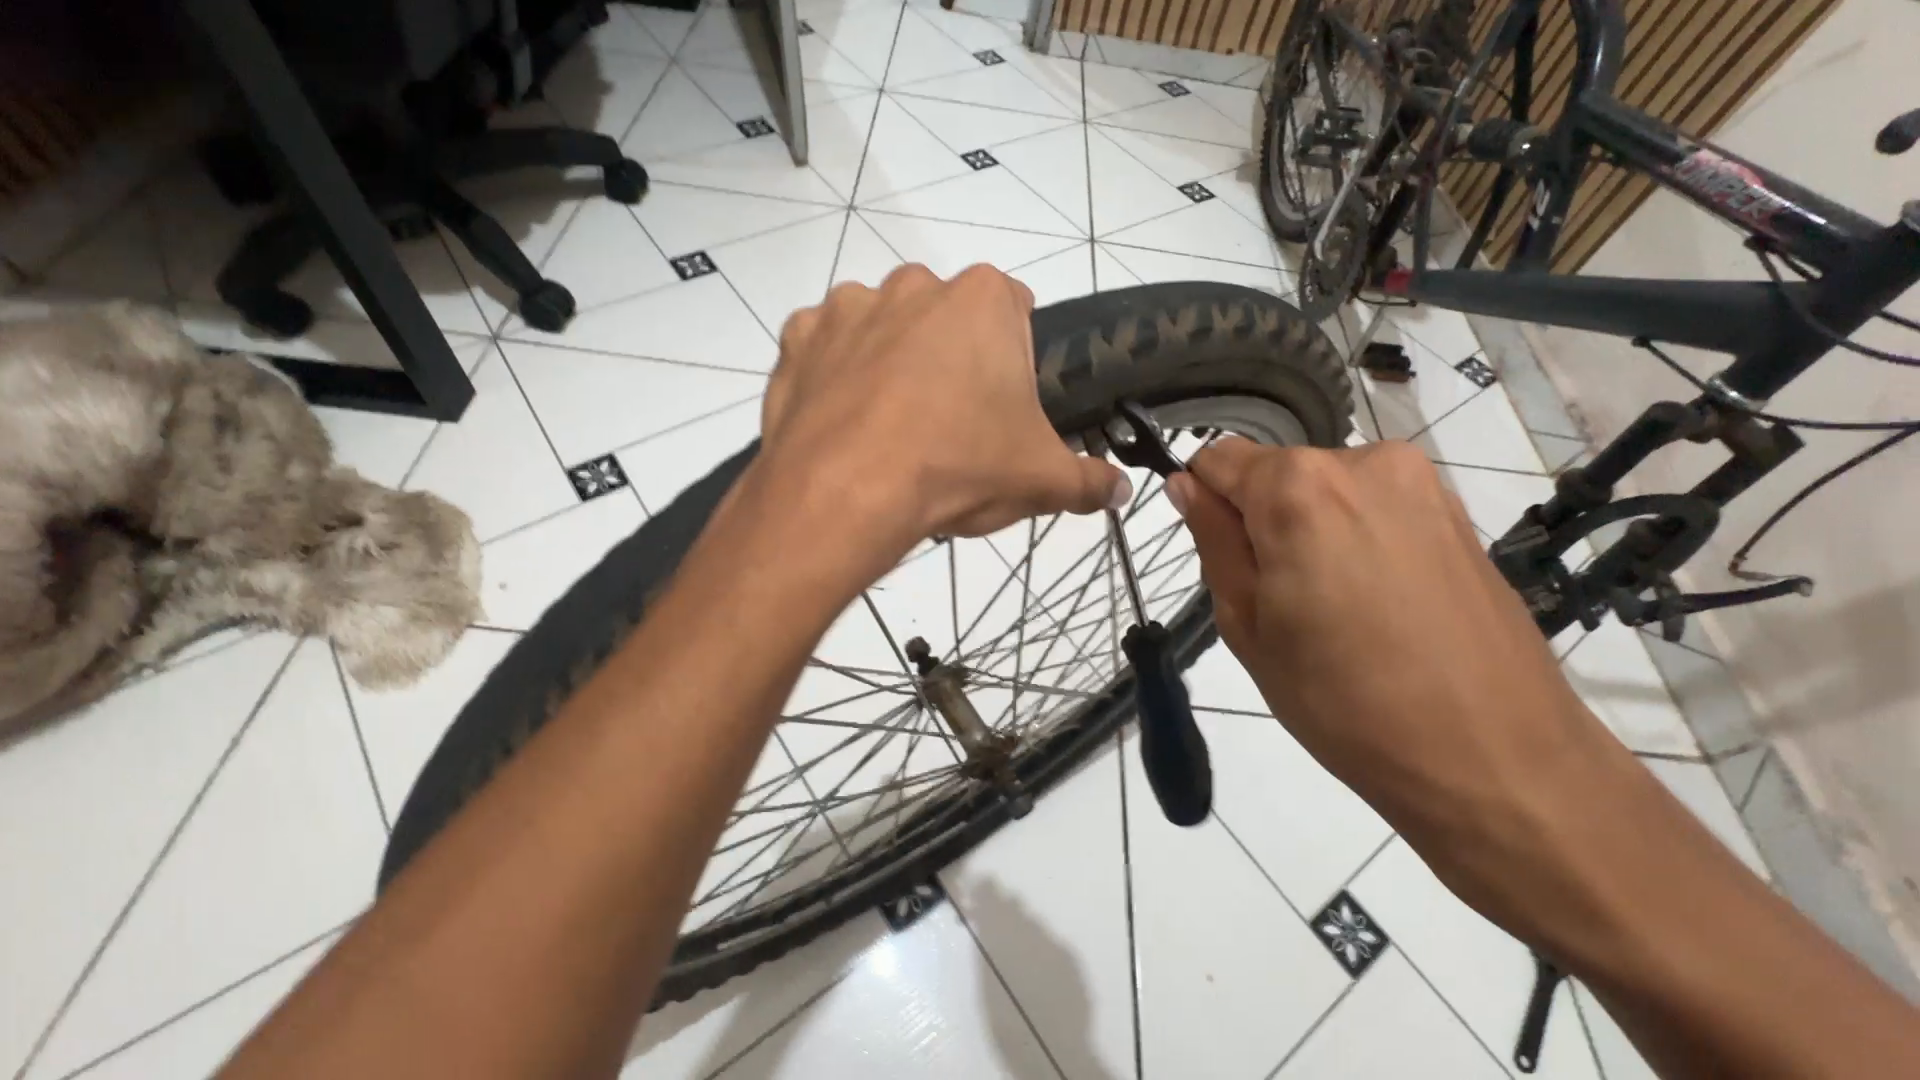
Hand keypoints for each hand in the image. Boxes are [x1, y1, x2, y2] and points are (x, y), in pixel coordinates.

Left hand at [759, 265, 1126, 551]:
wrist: (845, 493)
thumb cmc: (957, 468)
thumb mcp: (1040, 480)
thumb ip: (1087, 481)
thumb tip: (1120, 492)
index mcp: (983, 299)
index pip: (1014, 312)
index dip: (1012, 361)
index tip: (1000, 407)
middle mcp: (915, 284)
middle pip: (946, 318)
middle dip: (950, 359)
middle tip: (947, 425)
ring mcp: (849, 305)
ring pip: (883, 329)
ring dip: (890, 363)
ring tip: (890, 430)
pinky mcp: (798, 337)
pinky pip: (825, 350)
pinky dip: (834, 377)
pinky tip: (843, 423)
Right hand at [1167, 439, 1636, 910]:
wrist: (1494, 756)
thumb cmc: (1345, 702)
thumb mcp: (1249, 627)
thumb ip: (1215, 542)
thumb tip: (1188, 486)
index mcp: (1297, 487)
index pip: (1218, 458)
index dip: (1206, 503)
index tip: (1220, 558)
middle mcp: (1362, 462)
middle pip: (1278, 474)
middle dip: (1263, 522)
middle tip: (1279, 602)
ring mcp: (1421, 483)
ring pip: (1328, 492)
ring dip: (1312, 532)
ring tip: (1336, 611)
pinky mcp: (1457, 514)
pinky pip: (1377, 509)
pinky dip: (1359, 540)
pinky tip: (1379, 606)